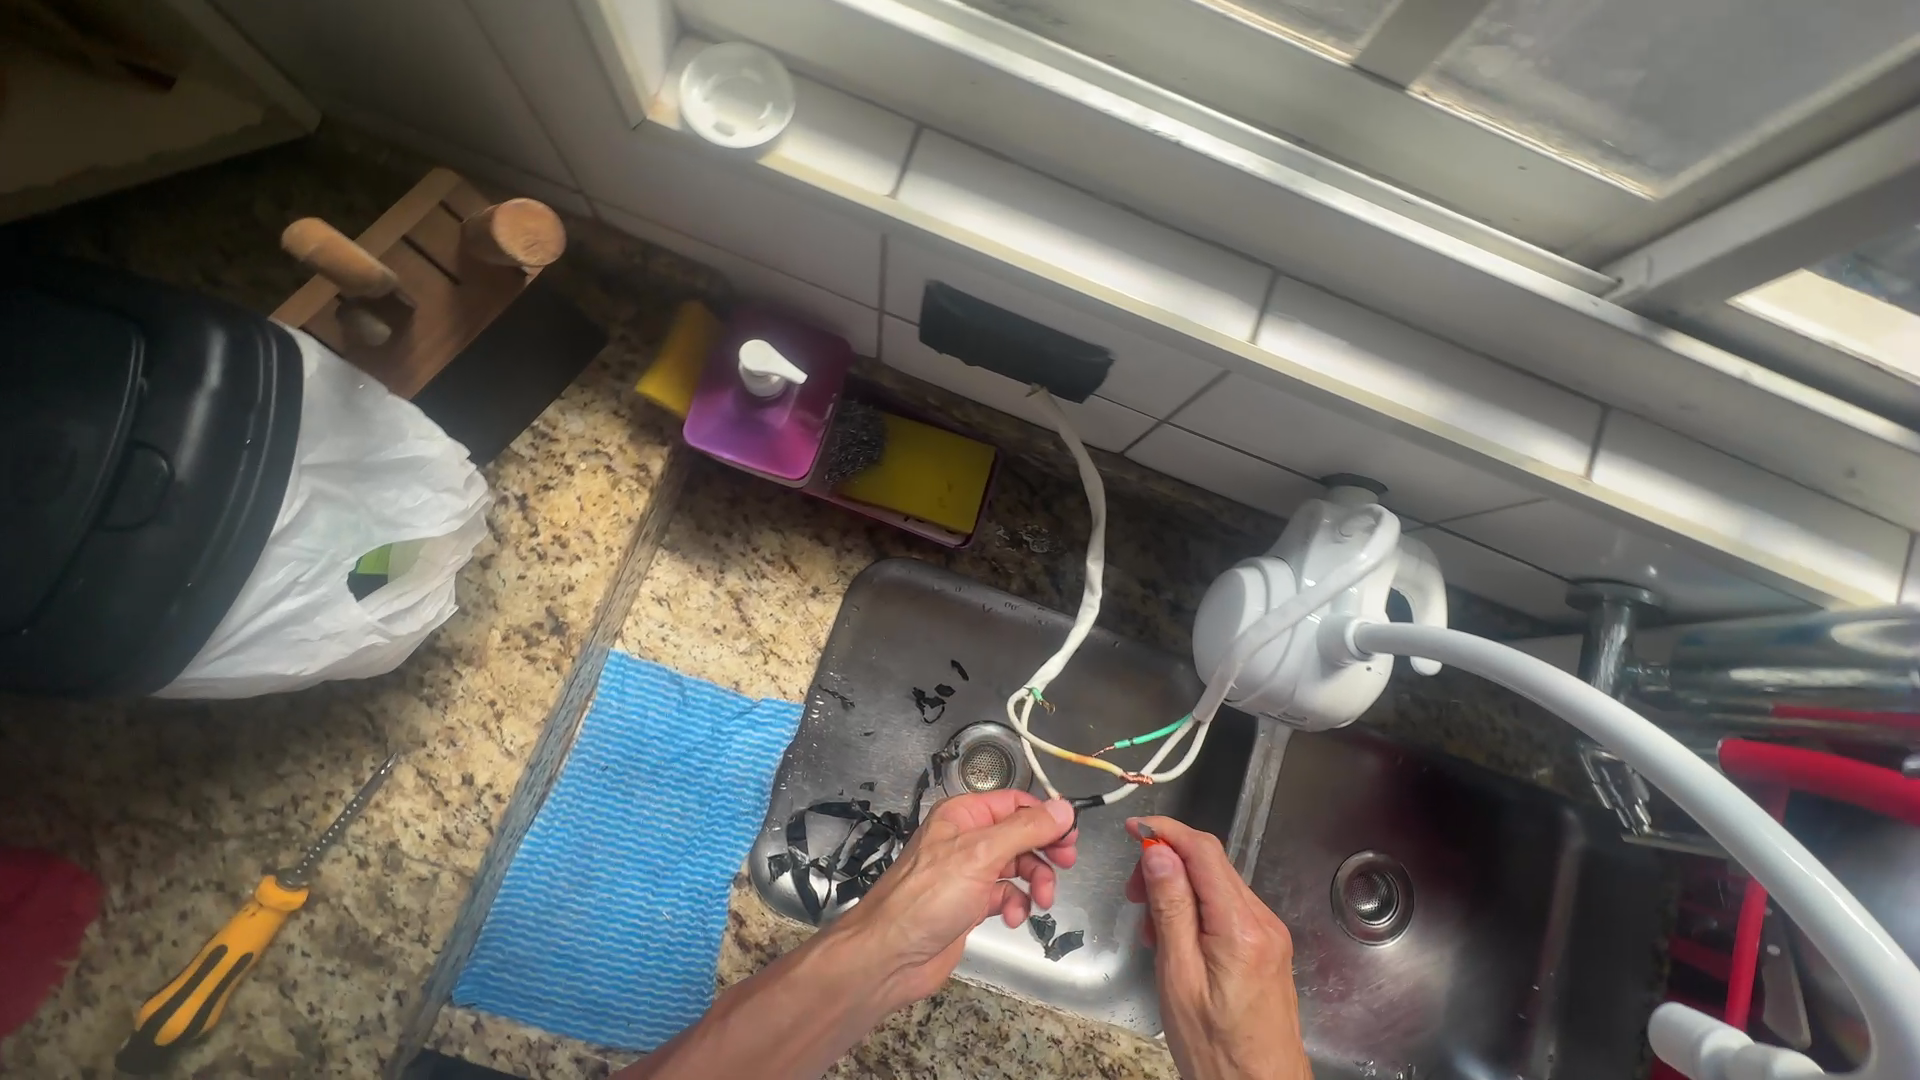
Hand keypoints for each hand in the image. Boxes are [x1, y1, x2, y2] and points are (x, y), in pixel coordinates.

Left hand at [827, 790, 1077, 1006]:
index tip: (1070, 836)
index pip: (1014, 803)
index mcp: (963, 815)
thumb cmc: (928, 897)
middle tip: (1066, 865)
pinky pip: (1005, 895)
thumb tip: (1063, 808)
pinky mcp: (969, 903)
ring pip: (1016, 866)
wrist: (891, 955)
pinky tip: (1013, 917)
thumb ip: (1025, 830)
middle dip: (1043, 851)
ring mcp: (967, 872)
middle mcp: (966, 838)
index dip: (1044, 817)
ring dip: (1033, 881)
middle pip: (1019, 834)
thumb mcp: (982, 854)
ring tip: (1040, 900)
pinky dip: (1015, 905)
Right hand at [1124, 817, 1311, 1079]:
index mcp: (1241, 926)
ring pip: (1215, 883)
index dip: (1165, 830)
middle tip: (1132, 895)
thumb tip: (1157, 850)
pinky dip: (1194, 908)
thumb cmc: (1213, 1046)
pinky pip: (1225, 906)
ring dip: (1177, 888)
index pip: (1203, 851)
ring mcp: (1269, 933)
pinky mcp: (1267, 947)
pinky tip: (1174, 937)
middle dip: (1165, 863)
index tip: (1131, 828)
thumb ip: (1171, 908)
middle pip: (1210, 862)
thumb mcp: (1179, 976)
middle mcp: (1263, 920)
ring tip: (1150, 927)